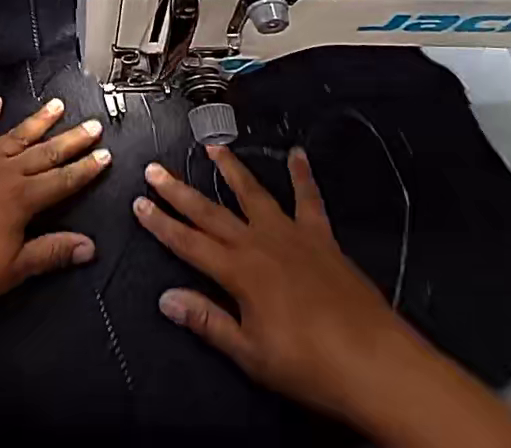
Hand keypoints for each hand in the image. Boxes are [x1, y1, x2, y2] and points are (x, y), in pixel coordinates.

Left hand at [0, 95, 111, 318]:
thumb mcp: (13, 270)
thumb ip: (52, 252)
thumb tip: (91, 247)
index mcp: (22, 199)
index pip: (64, 180)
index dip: (87, 168)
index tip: (106, 154)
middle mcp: (5, 173)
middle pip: (46, 153)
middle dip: (72, 139)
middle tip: (94, 125)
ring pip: (16, 137)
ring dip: (39, 121)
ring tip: (58, 105)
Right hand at [132, 145, 425, 422]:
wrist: (370, 359)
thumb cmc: (308, 363)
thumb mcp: (249, 352)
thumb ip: (207, 320)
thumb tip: (167, 298)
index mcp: (239, 272)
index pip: (188, 243)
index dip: (161, 223)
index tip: (140, 204)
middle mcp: (261, 243)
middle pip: (211, 211)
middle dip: (180, 191)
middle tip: (156, 170)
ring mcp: (291, 234)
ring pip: (253, 193)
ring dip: (231, 169)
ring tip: (213, 148)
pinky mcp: (320, 235)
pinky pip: (309, 198)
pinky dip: (303, 175)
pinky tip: (298, 155)